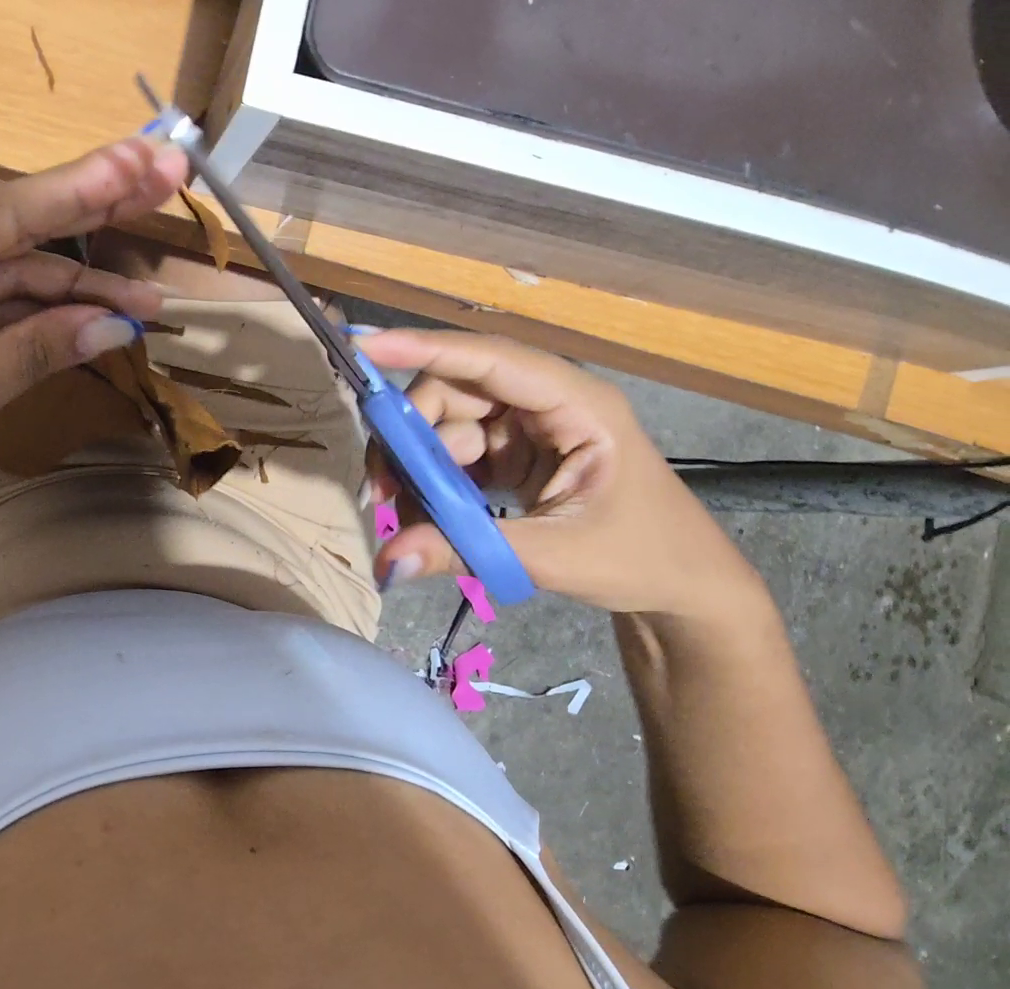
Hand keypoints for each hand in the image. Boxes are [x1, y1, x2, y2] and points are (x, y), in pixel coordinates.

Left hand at [0, 137, 188, 508]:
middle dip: (92, 210)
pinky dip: (44, 310)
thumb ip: (30, 355)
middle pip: (13, 221)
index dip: (81, 191)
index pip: (1, 213)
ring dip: (77, 282)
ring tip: (149, 291)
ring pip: (12, 263)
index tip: (146, 162)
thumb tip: (116, 327)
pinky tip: (98, 315)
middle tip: (168, 175)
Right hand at [363, 331, 763, 616]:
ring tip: (405, 518)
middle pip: (455, 392)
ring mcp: (525, 430)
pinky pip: (450, 458)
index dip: (426, 349)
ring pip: (444, 426)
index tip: (365, 347)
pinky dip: (428, 487)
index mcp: (578, 407)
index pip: (493, 361)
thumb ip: (463, 551)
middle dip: (409, 434)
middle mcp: (546, 405)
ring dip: (414, 468)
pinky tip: (425, 522)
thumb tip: (386, 561)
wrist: (679, 587)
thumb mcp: (550, 557)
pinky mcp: (509, 456)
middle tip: (381, 489)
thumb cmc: (641, 558)